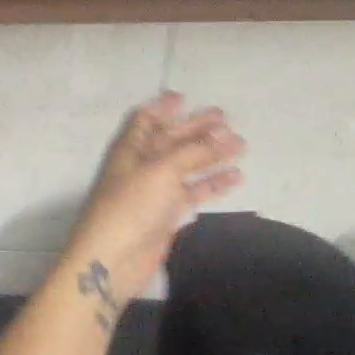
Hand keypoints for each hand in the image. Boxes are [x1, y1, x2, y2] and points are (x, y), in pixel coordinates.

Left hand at [63, 91, 243, 308]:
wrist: (113, 258)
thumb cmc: (130, 207)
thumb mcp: (161, 171)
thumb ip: (192, 152)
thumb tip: (224, 134)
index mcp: (128, 150)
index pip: (144, 121)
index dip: (161, 108)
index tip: (182, 96)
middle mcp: (139, 167)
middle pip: (169, 141)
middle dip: (194, 128)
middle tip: (225, 117)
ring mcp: (153, 192)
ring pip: (184, 166)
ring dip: (209, 155)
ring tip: (241, 144)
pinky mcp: (165, 215)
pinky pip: (192, 193)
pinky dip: (212, 183)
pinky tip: (236, 176)